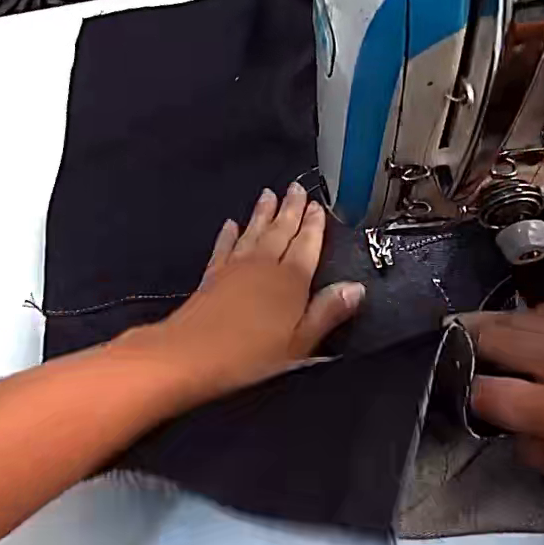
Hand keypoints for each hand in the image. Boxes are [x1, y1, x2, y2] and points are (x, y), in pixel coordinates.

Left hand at [118, 183, 363, 411]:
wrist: (188, 356)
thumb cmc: (249, 355)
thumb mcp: (300, 342)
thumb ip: (328, 312)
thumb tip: (355, 289)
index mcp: (290, 280)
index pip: (307, 244)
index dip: (314, 224)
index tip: (318, 206)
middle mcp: (264, 265)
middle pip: (281, 230)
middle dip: (291, 208)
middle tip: (296, 187)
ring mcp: (235, 268)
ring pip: (254, 232)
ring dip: (263, 213)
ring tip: (269, 194)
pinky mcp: (212, 276)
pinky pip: (224, 246)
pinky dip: (229, 234)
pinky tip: (231, 224)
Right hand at [465, 302, 543, 543]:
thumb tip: (518, 430)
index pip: (489, 391)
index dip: (471, 398)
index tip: (472, 403)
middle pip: (495, 333)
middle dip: (469, 344)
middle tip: (458, 352)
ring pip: (524, 313)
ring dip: (501, 325)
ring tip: (490, 338)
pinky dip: (538, 319)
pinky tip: (539, 333)